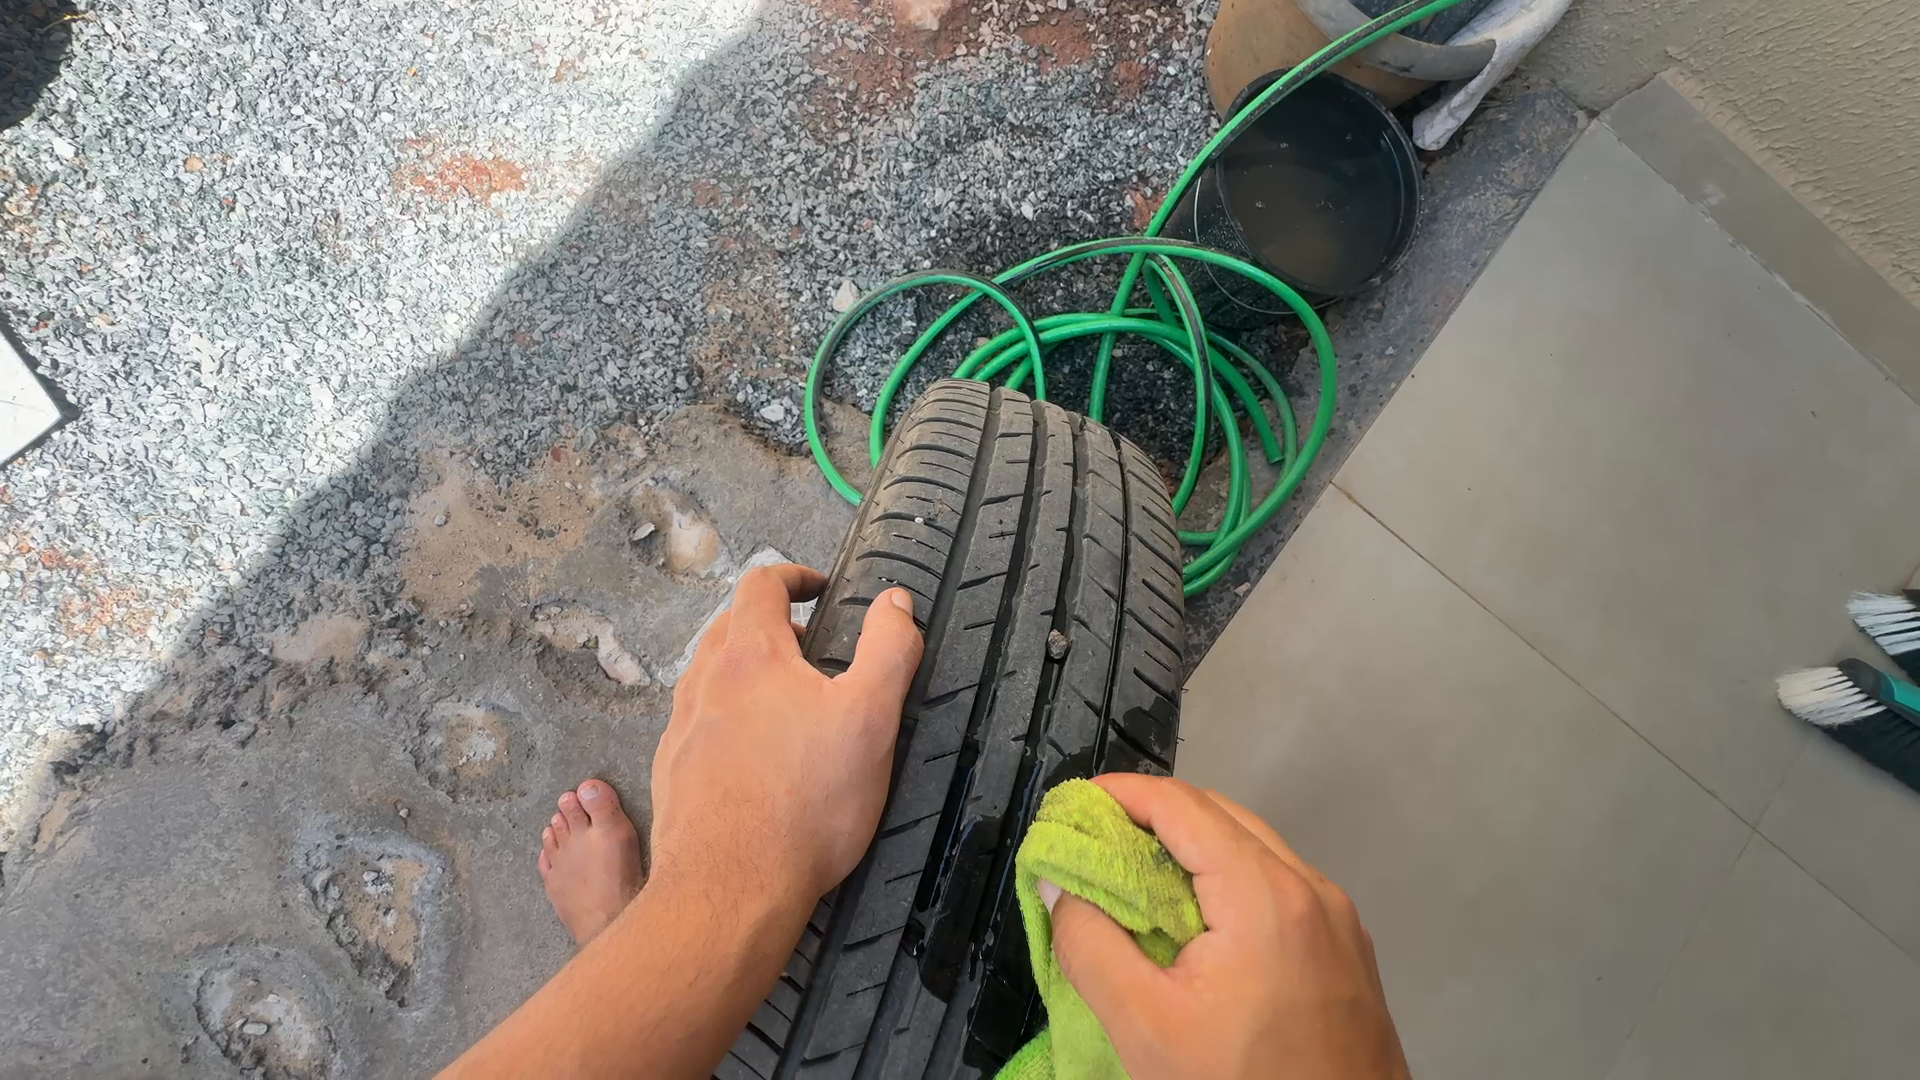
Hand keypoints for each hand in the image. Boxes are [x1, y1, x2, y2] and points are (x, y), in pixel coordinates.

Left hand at [649, 564, 923, 901]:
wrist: (729, 893)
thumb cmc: (808, 800)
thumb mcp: (871, 717)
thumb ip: (889, 648)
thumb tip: (895, 600)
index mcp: (752, 655)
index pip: (761, 584)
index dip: (793, 575)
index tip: (820, 588)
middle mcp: (706, 681)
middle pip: (730, 625)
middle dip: (770, 621)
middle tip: (809, 647)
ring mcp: (681, 728)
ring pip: (708, 673)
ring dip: (744, 666)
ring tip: (783, 698)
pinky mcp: (671, 771)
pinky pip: (697, 719)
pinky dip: (725, 711)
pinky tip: (751, 753)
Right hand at [1046, 775, 1409, 1079]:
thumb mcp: (1146, 1030)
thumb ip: (1088, 943)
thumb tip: (1058, 883)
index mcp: (1266, 894)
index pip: (1180, 804)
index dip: (1120, 793)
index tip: (1071, 807)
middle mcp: (1309, 887)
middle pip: (1215, 812)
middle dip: (1149, 813)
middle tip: (1093, 840)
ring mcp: (1334, 916)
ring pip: (1246, 841)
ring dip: (1185, 843)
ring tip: (1131, 873)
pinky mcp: (1343, 946)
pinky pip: (1271, 878)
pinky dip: (1221, 873)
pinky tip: (1190, 915)